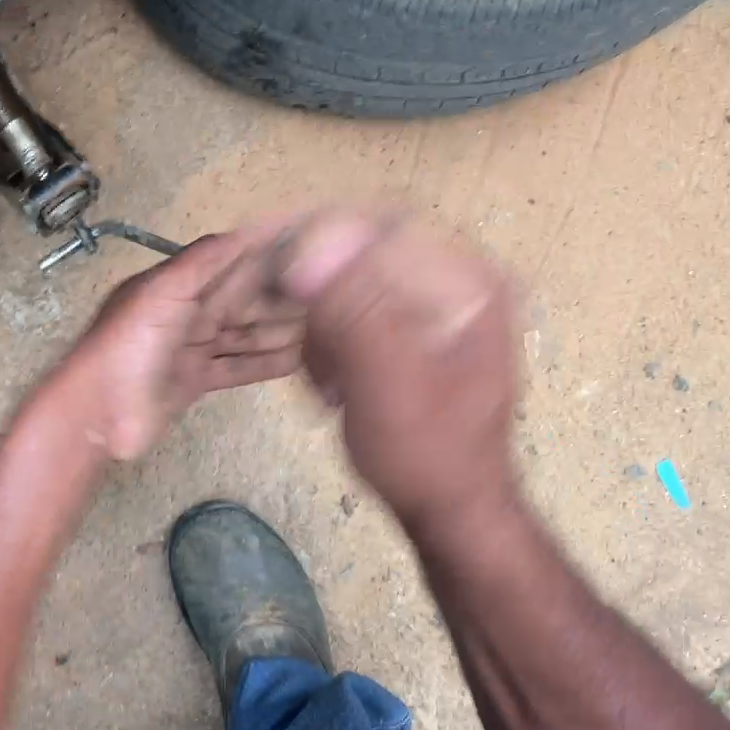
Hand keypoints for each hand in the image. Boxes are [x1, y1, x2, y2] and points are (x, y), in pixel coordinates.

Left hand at [53, 229, 306, 459]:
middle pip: (244, 300)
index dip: (268, 257)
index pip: (232, 264)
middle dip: (282, 297)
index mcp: (176, 285)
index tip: (311, 251)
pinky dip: (264, 363)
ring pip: (245, 335)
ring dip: (280, 330)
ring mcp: (190, 349)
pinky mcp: (194, 382)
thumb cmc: (125, 348)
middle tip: (330, 297)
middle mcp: (185, 313)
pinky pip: (236, 368)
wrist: (97, 414)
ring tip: (324, 328)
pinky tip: (297, 359)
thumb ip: (202, 260)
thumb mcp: (160, 292)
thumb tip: (248, 227)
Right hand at [273, 209, 520, 524]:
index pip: (381, 222)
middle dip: (314, 285)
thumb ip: (354, 309)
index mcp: (466, 282)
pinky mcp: (414, 329)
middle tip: (281, 319)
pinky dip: (329, 337)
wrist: (449, 508)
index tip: (262, 256)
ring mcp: (435, 305)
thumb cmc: (424, 453)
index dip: (316, 232)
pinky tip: (330, 377)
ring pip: (353, 280)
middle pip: (365, 247)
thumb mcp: (386, 381)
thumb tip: (311, 244)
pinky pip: (355, 310)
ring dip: (320, 319)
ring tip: (321, 372)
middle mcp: (456, 280)